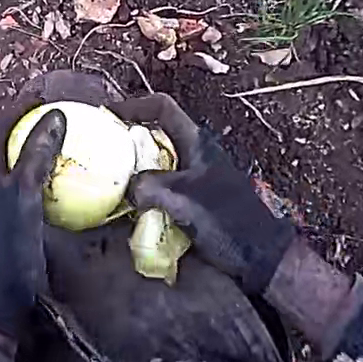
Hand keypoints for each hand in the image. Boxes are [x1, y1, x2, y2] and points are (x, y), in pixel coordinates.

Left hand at [0, 103, 64, 344]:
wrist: (4, 301)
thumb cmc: (9, 245)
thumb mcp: (23, 194)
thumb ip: (36, 154)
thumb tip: (56, 114)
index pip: (5, 123)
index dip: (25, 103)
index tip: (52, 89)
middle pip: (18, 139)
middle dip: (40, 121)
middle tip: (72, 111)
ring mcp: (8, 199)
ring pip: (30, 161)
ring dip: (50, 146)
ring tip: (80, 136)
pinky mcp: (23, 215)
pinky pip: (42, 182)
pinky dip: (58, 171)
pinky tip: (79, 174)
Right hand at [115, 93, 295, 294]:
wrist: (259, 255)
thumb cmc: (227, 220)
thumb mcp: (185, 199)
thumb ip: (152, 187)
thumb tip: (128, 187)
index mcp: (196, 142)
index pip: (163, 108)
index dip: (134, 105)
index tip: (107, 116)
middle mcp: (194, 153)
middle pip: (156, 133)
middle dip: (129, 138)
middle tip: (102, 151)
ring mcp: (194, 176)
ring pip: (157, 161)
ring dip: (135, 168)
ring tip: (111, 179)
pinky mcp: (193, 198)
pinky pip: (161, 186)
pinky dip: (144, 191)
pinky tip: (131, 207)